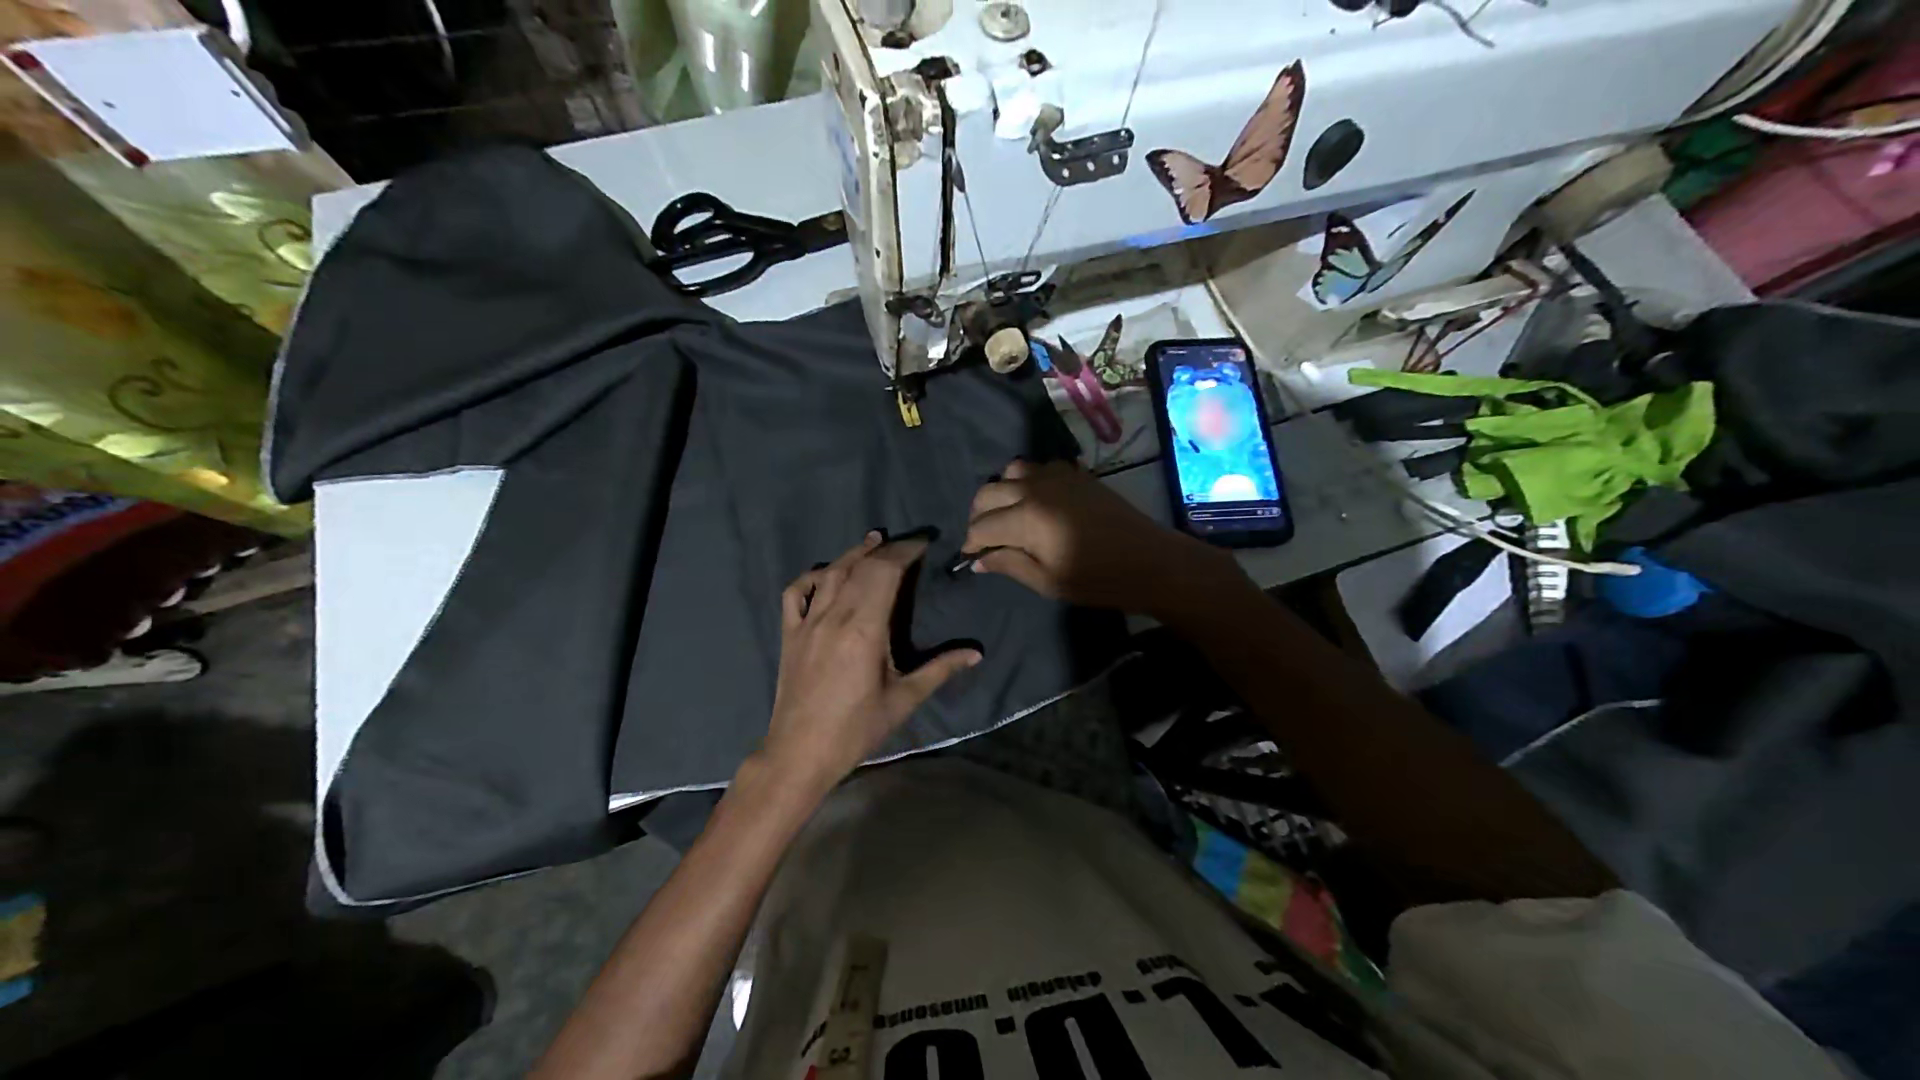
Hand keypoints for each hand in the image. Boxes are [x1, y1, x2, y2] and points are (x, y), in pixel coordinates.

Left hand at [761, 533, 981, 788]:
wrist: (800, 753)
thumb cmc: (857, 729)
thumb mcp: (904, 700)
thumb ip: (939, 670)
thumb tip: (976, 653)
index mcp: (864, 628)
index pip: (885, 572)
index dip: (904, 551)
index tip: (923, 543)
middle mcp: (834, 616)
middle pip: (860, 567)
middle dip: (885, 549)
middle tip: (907, 543)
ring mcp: (807, 623)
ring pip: (829, 573)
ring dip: (853, 553)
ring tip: (873, 540)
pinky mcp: (789, 635)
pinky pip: (795, 594)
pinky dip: (811, 576)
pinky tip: (825, 573)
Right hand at [960, 459, 1249, 618]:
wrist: (1149, 560)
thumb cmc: (1097, 579)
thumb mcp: (1047, 581)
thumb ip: (1008, 564)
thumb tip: (978, 559)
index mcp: (1025, 518)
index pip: (980, 526)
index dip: (971, 543)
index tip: (971, 556)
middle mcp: (1034, 489)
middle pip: (987, 493)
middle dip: (978, 516)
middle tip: (984, 539)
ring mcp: (1056, 475)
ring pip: (1010, 473)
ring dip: (1000, 493)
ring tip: (1007, 516)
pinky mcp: (1074, 472)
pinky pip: (1038, 467)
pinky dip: (1027, 481)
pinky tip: (1036, 501)